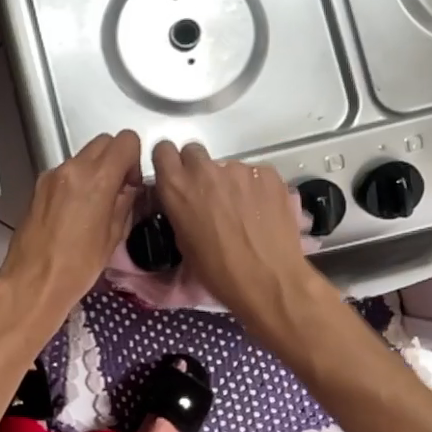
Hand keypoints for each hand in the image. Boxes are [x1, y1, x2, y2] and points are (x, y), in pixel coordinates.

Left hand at [0, 131, 141, 328]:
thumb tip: (128, 188)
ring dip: (94, 170)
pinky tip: (76, 210)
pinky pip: (65, 172)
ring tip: (96, 203)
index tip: (133, 181)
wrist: (34, 281)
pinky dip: (76, 181)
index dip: (134, 158)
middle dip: (115, 159)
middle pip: (103, 142)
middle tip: (118, 188)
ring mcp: (51, 176)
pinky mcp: (38, 186)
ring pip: (82, 156)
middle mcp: (72, 169)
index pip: (125, 141)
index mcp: (96, 179)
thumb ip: (124, 202)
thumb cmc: (77, 266)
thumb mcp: (114, 236)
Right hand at [151, 140, 333, 333]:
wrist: (268, 281)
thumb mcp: (183, 241)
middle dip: (197, 169)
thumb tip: (186, 202)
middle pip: (194, 151)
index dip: (169, 162)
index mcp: (176, 187)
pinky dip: (255, 188)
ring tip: (242, 212)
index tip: (175, 175)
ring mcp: (239, 169)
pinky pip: (255, 174)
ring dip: (229, 182)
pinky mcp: (268, 174)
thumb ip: (179, 209)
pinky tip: (262, 212)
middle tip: (207, 194)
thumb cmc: (217, 271)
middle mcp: (204, 170)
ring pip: (227, 166)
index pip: (162, 150)